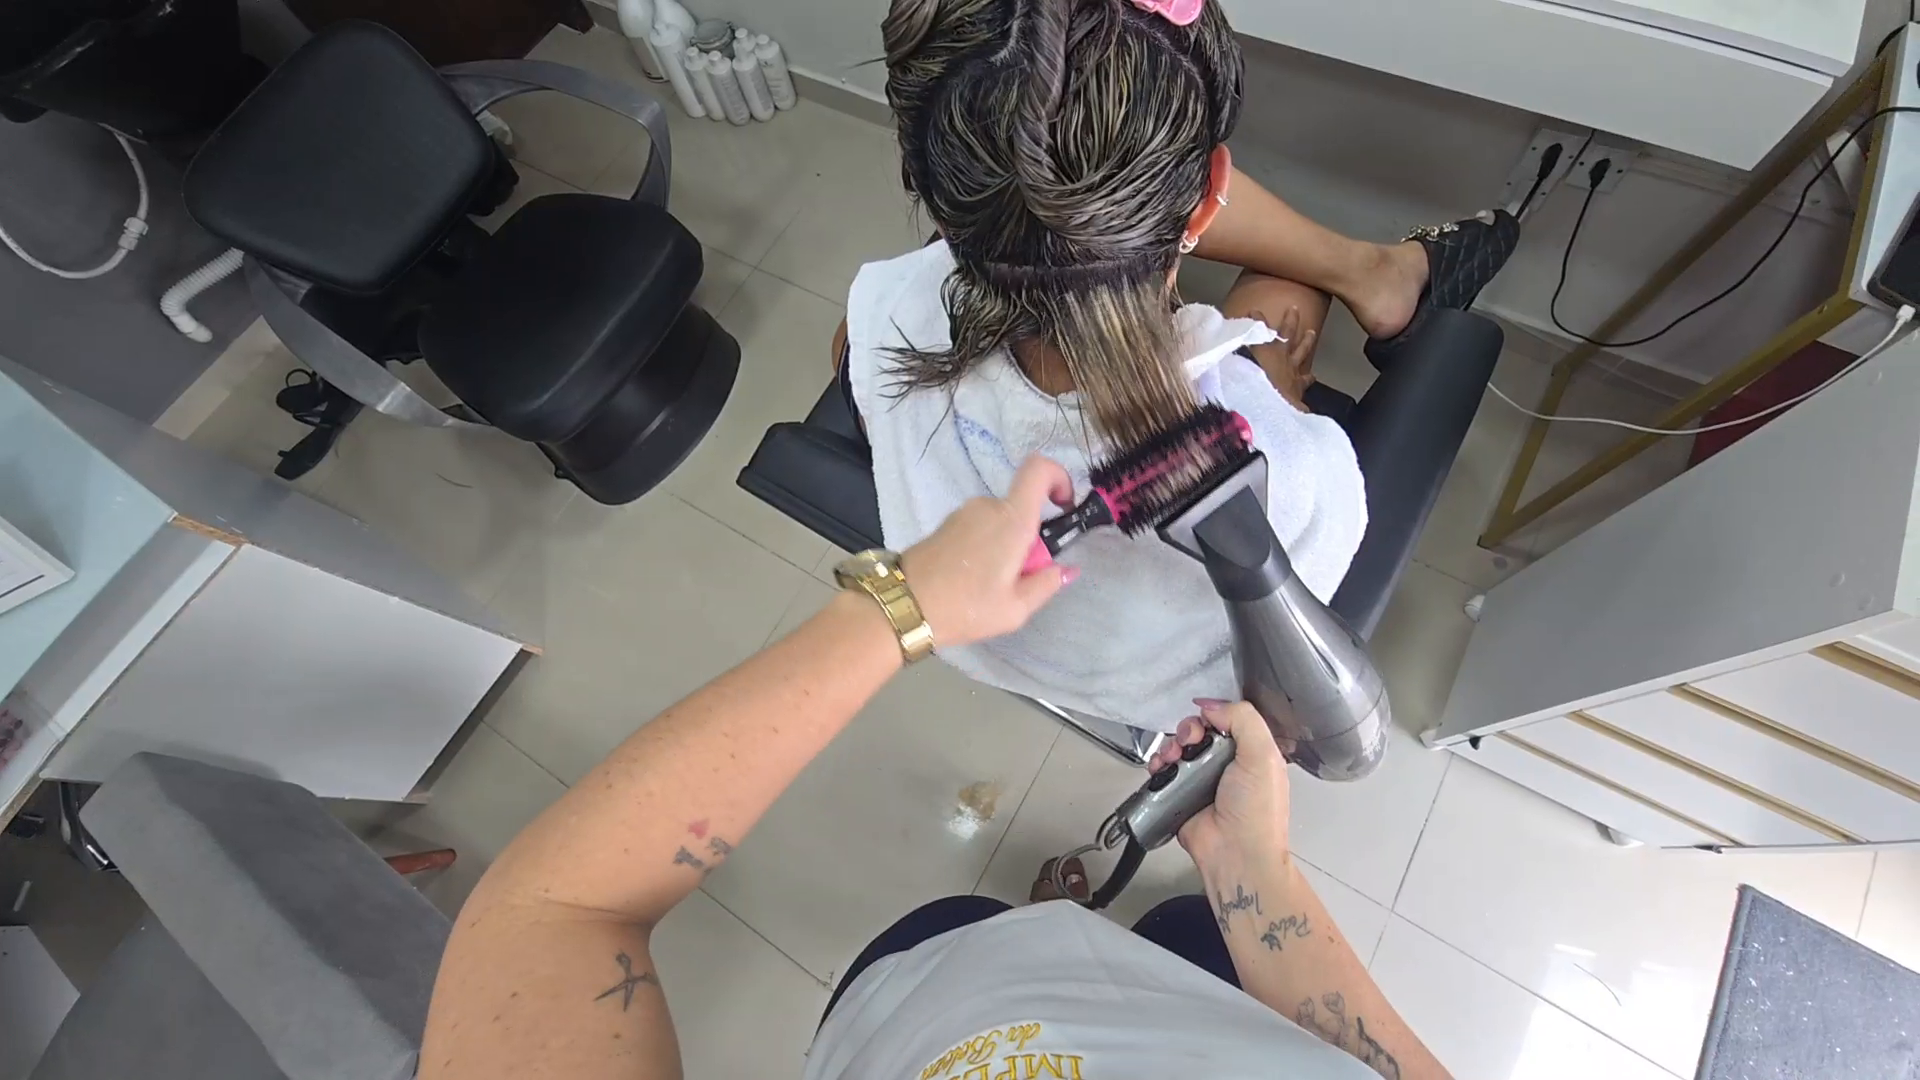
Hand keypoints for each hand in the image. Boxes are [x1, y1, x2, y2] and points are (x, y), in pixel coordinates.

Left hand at [900, 456, 1077, 647]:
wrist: (903, 605)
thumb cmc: (964, 607)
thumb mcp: (1015, 609)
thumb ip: (1046, 584)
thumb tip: (1066, 569)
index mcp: (1011, 520)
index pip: (1039, 469)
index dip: (1059, 476)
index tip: (1064, 506)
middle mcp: (988, 507)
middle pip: (1021, 508)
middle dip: (1030, 539)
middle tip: (1019, 579)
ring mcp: (964, 513)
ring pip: (1000, 521)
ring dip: (1006, 547)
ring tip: (992, 586)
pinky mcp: (947, 524)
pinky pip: (980, 528)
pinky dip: (986, 547)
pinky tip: (972, 580)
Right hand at [1149, 700, 1290, 869]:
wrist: (1235, 855)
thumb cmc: (1256, 811)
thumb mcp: (1263, 756)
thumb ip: (1243, 720)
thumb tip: (1210, 706)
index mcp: (1251, 754)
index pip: (1227, 720)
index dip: (1213, 714)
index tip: (1205, 719)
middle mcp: (1226, 764)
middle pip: (1198, 730)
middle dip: (1188, 730)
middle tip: (1189, 742)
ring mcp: (1200, 779)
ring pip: (1178, 747)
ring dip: (1170, 746)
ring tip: (1171, 759)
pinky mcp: (1179, 793)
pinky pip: (1163, 770)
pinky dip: (1158, 764)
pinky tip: (1160, 768)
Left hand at [1247, 304, 1319, 410]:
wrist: (1257, 389)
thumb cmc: (1271, 403)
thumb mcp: (1286, 413)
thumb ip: (1293, 416)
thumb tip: (1304, 423)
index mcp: (1293, 383)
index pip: (1304, 382)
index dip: (1308, 380)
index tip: (1312, 377)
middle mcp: (1287, 364)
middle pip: (1300, 349)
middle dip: (1306, 342)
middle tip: (1310, 331)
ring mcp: (1275, 351)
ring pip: (1285, 332)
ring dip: (1288, 322)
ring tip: (1291, 309)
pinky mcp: (1260, 342)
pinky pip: (1258, 327)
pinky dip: (1256, 320)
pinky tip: (1252, 310)